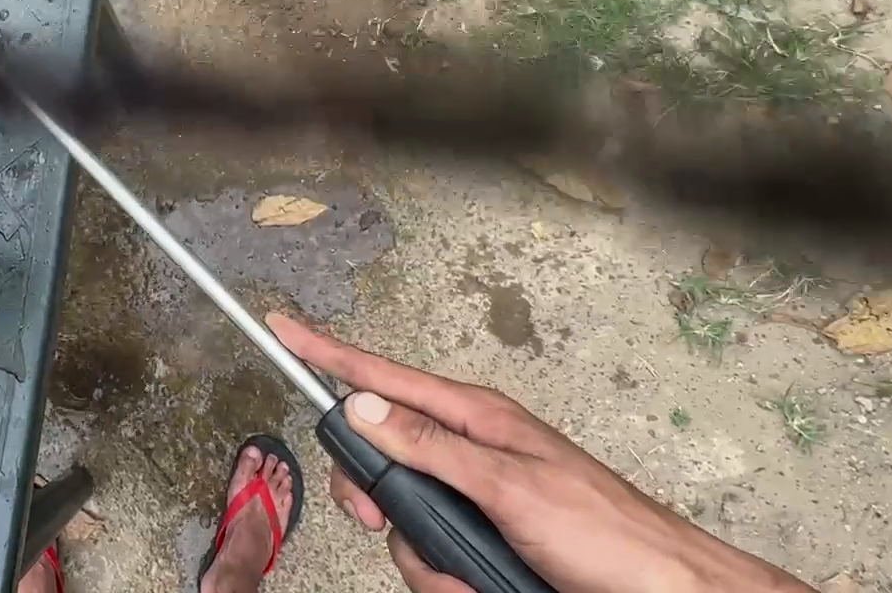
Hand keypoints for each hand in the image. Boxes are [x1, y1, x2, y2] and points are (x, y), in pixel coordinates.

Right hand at [264, 313, 810, 592]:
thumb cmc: (610, 538)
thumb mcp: (510, 488)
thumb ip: (429, 445)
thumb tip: (362, 404)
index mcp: (470, 415)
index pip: (379, 371)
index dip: (324, 349)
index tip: (281, 326)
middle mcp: (463, 447)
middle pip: (377, 450)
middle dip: (371, 491)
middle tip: (374, 517)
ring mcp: (471, 493)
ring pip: (400, 510)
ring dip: (420, 553)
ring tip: (464, 577)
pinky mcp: (479, 535)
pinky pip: (428, 549)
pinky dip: (442, 577)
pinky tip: (475, 587)